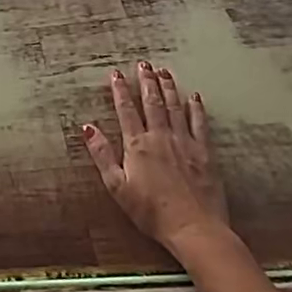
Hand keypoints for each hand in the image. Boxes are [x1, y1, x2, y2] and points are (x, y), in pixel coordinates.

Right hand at [83, 61, 228, 251]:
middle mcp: (160, 137)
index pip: (126, 110)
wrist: (193, 227)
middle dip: (146, 81)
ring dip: (168, 87)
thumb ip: (102, 155)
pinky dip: (196, 107)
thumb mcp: (117, 186)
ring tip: (164, 71)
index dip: (120, 90)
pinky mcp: (204, 153)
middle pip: (152, 102)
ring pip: (174, 107)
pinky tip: (193, 96)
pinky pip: (199, 123)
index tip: (116, 74)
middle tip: (143, 64)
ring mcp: (184, 143)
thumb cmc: (151, 212)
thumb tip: (88, 127)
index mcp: (137, 145)